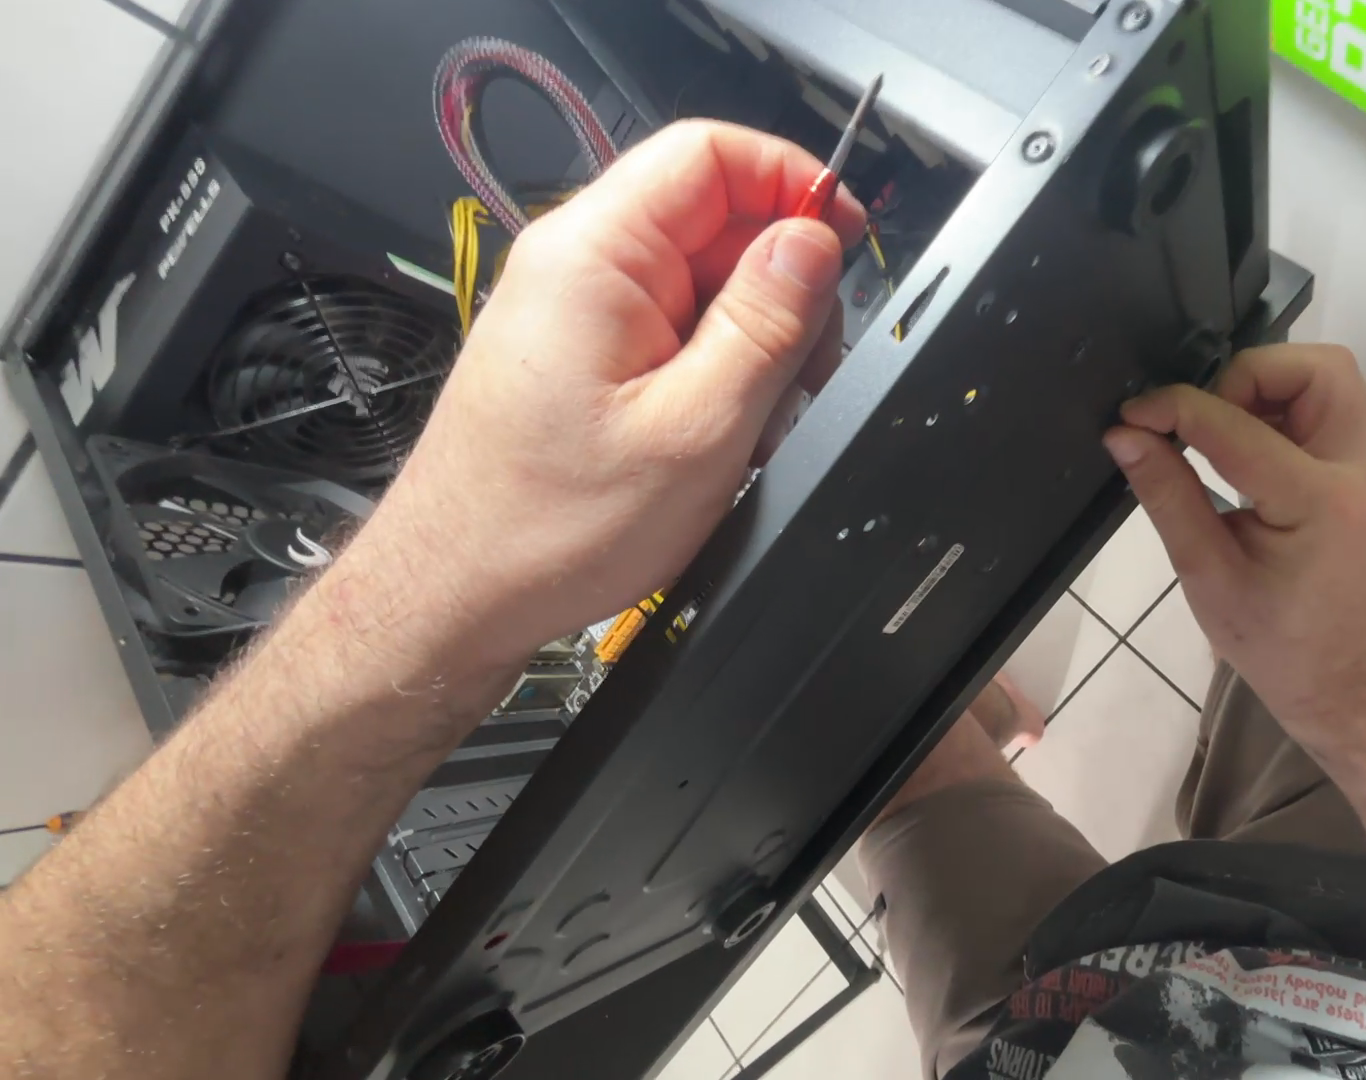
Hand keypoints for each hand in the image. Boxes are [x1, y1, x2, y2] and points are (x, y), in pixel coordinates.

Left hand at [338, 121, 863, 670]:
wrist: (467, 591)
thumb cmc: (559, 524)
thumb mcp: (698, 426)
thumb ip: (765, 325)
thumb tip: (814, 244)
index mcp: (599, 257)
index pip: (710, 155)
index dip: (793, 181)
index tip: (847, 238)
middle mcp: (587, 269)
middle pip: (721, 225)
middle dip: (787, 289)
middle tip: (808, 371)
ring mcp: (593, 316)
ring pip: (714, 288)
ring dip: (763, 345)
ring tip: (762, 420)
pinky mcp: (600, 358)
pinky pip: (689, 337)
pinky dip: (730, 375)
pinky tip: (731, 431)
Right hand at [1102, 345, 1365, 749]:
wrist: (1339, 675)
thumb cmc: (1270, 640)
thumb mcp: (1204, 573)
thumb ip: (1166, 494)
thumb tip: (1123, 434)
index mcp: (1319, 504)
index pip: (1239, 427)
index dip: (1176, 408)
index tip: (1131, 416)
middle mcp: (1357, 470)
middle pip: (1318, 369)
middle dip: (1244, 376)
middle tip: (1197, 419)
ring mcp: (1364, 466)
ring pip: (1325, 377)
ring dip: (1261, 386)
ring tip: (1211, 430)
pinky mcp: (1354, 469)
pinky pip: (1320, 406)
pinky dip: (1271, 407)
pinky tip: (1233, 444)